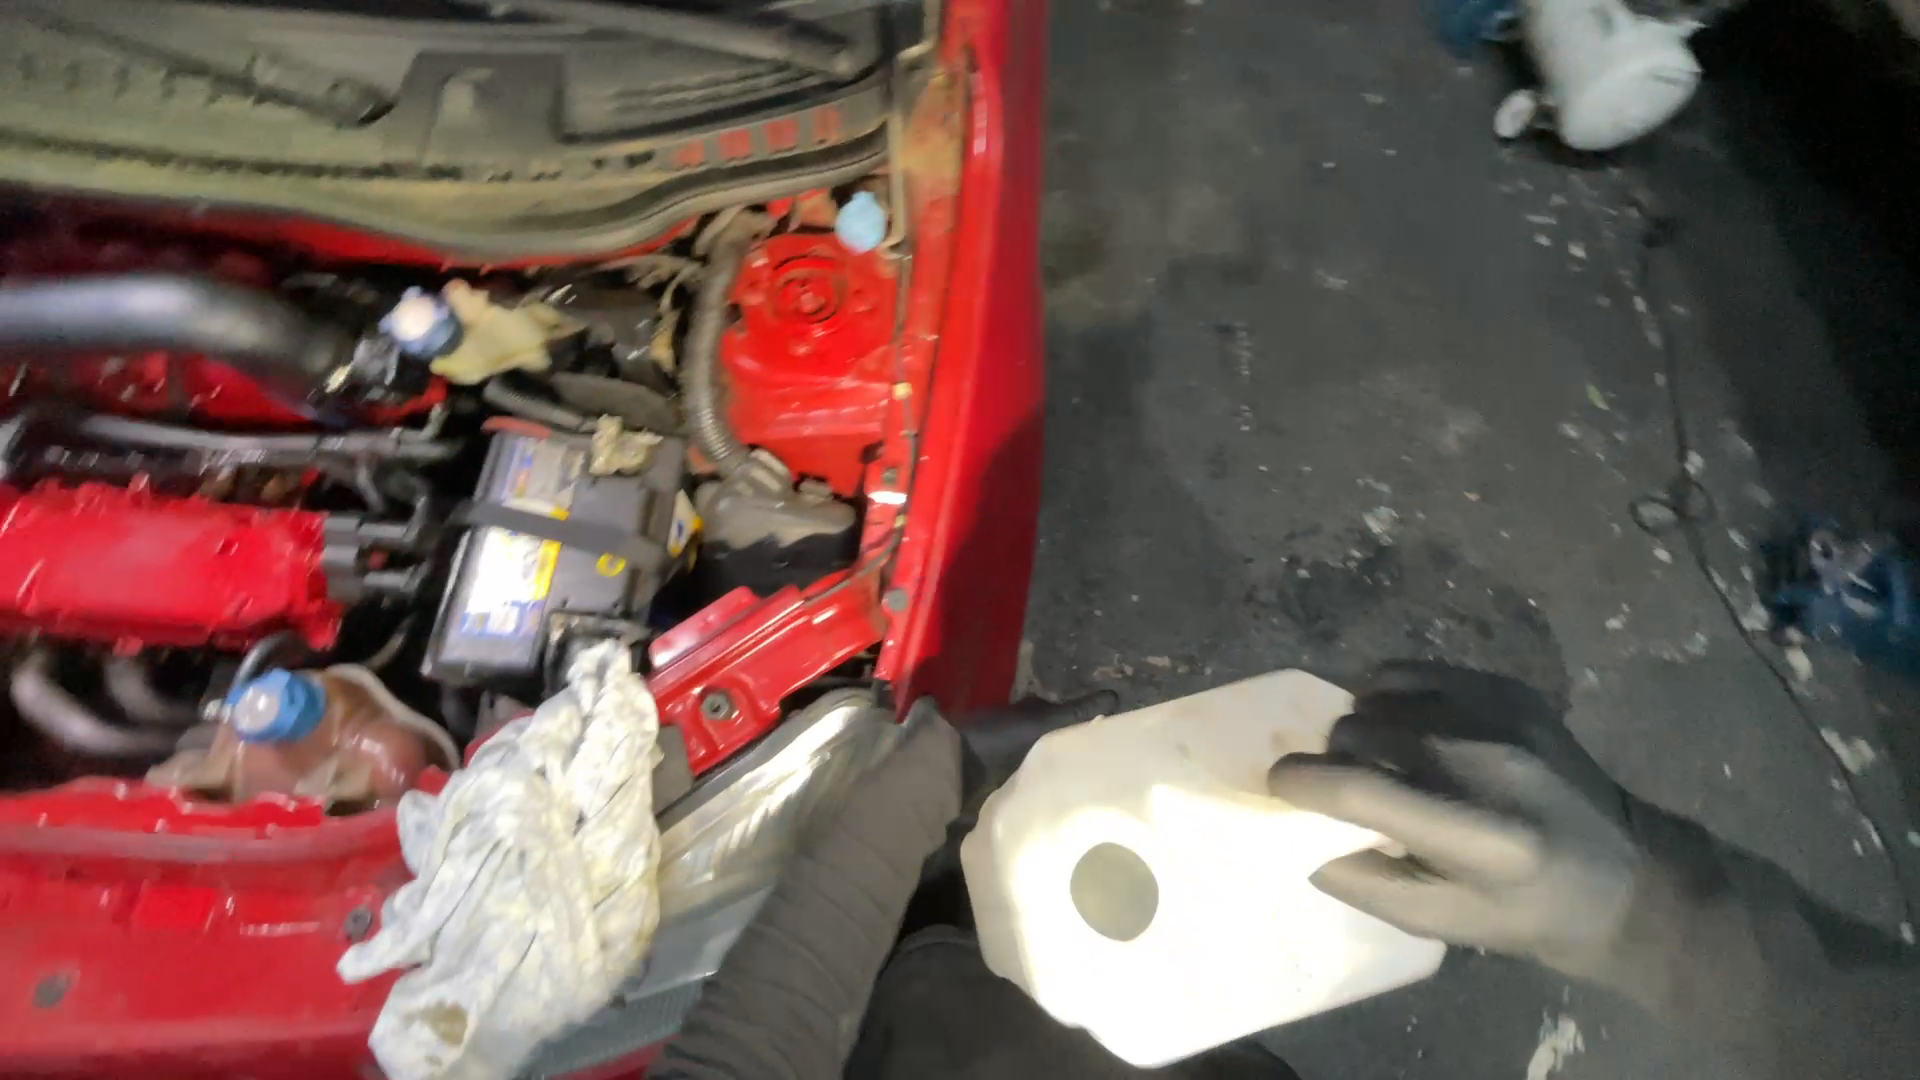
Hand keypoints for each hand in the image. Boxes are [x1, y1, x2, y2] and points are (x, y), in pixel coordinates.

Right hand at [1267, 663, 1652, 988]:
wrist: (1632, 881)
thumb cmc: (1525, 914)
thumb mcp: (1435, 921)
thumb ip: (1353, 875)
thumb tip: (1294, 824)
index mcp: (1477, 837)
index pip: (1356, 790)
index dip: (1298, 782)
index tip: (1280, 785)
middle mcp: (1486, 762)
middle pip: (1355, 734)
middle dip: (1334, 759)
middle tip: (1353, 785)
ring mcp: (1499, 716)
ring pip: (1372, 701)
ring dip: (1361, 730)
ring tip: (1386, 759)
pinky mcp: (1505, 689)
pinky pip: (1403, 673)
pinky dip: (1385, 698)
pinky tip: (1406, 727)